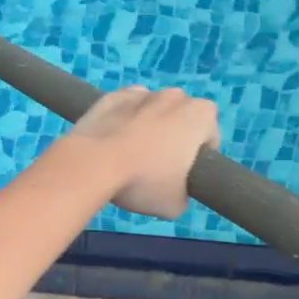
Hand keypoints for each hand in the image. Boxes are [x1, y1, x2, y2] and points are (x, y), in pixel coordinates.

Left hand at [58, 85, 220, 219]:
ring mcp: (141, 93)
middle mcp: (176, 96)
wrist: (91, 165)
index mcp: (202, 114)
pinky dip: (119, 121)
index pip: (208, 139)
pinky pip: (121, 110)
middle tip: (150, 169)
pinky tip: (108, 142)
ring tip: (125, 157)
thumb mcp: (173, 205)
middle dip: (170, 140)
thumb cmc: (141, 182)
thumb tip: (174, 195)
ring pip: (149, 112)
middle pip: (178, 121)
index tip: (178, 178)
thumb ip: (183, 196)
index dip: (196, 160)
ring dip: (144, 128)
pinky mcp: (109, 97)